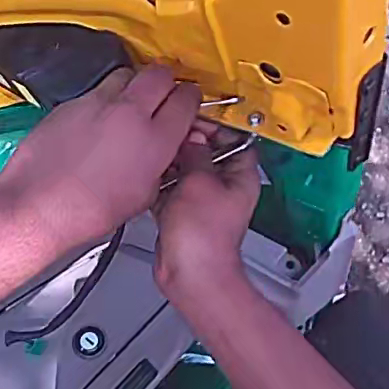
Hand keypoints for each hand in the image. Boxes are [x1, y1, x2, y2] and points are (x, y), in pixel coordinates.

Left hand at [0, 65, 199, 254]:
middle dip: (168, 82)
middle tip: (166, 95)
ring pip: (127, 73)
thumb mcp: (143, 196)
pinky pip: (97, 89)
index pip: (187, 100)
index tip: (188, 103)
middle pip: (160, 74)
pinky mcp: (71, 104)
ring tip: (133, 102)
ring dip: (136, 84)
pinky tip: (101, 119)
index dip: (192, 100)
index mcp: (154, 140)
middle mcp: (128, 114)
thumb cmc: (87, 211)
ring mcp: (97, 104)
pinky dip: (105, 98)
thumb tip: (167, 153)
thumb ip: (162, 165)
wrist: (39, 206)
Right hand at [152, 129, 261, 309]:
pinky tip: (148, 174)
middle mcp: (224, 187)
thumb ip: (195, 153)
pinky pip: (170, 189)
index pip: (234, 138)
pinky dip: (160, 182)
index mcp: (241, 176)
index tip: (192, 116)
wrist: (189, 272)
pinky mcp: (182, 213)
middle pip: (206, 153)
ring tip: (155, 150)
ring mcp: (202, 200)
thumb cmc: (205, 238)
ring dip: (171, 162)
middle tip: (169, 133)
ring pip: (185, 170)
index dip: (213, 124)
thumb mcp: (199, 181)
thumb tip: (192, 136)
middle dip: (187, 142)